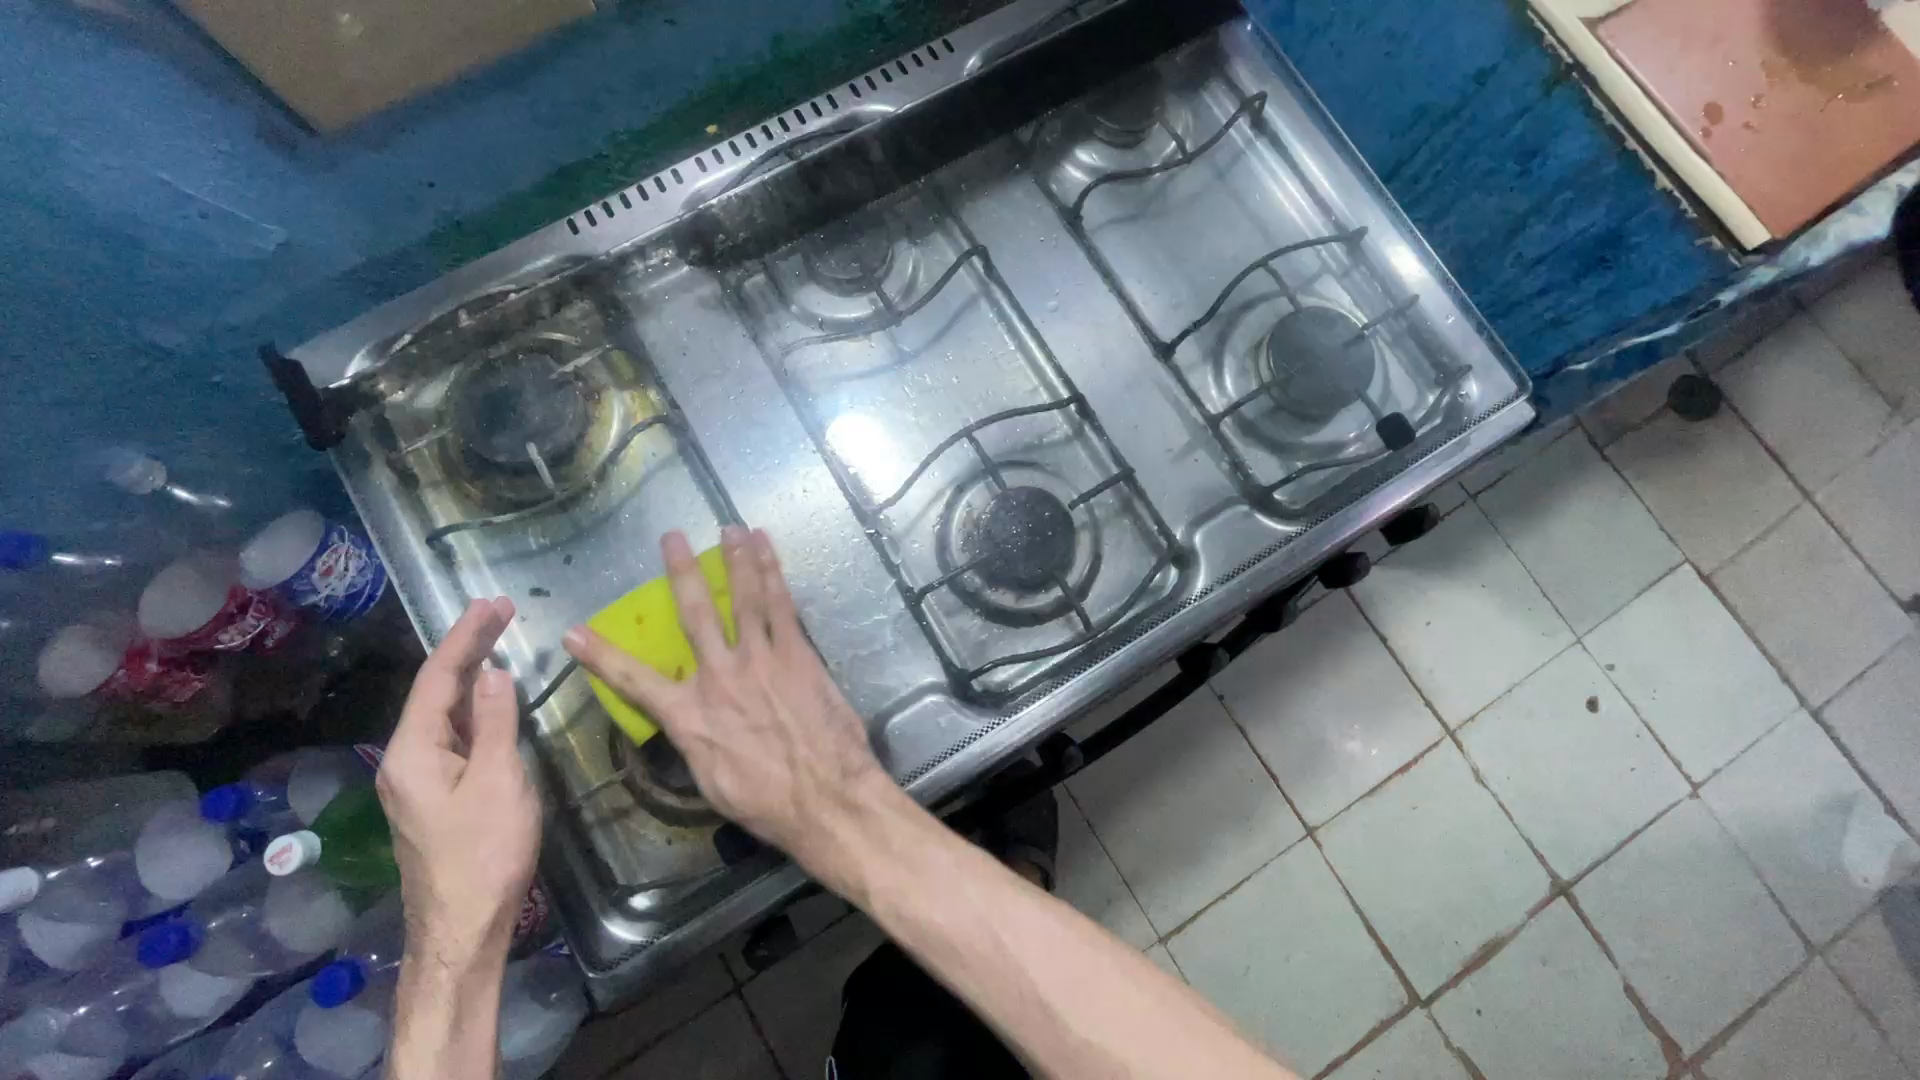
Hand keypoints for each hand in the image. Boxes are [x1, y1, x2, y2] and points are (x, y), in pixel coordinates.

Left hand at [378, 597, 541, 966]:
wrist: (464, 925)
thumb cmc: (484, 853)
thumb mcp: (500, 781)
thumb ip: (497, 723)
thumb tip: (494, 672)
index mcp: (414, 752)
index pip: (438, 678)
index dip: (466, 637)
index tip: (493, 603)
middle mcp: (406, 760)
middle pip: (436, 691)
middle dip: (466, 648)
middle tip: (499, 610)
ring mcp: (419, 780)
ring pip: (444, 714)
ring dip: (471, 675)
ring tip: (498, 640)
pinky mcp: (437, 795)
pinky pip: (454, 736)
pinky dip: (475, 708)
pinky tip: (494, 700)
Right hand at [563, 528, 895, 876]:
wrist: (824, 796)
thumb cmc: (766, 802)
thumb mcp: (710, 782)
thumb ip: (695, 743)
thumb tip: (689, 724)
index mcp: (690, 716)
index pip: (634, 682)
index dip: (602, 657)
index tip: (575, 633)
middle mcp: (720, 676)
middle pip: (695, 614)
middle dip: (682, 572)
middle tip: (672, 538)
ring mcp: (761, 659)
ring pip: (744, 597)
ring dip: (737, 558)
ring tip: (731, 527)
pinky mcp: (797, 653)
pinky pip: (781, 604)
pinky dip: (773, 573)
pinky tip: (769, 551)